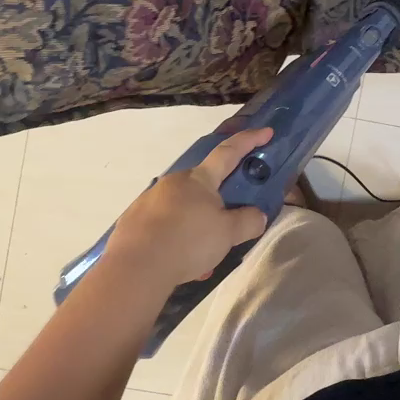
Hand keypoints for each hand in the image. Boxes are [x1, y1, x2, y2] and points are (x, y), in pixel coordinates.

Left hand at [102, 127, 273, 292]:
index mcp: (199, 179)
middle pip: (204, 184)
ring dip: (197, 225)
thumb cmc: (188, 242)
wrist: (135, 268)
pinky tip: (180, 261)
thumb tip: (258, 215)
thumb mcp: (228, 234)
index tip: (265, 132)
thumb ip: (247, 222)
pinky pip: (164, 224)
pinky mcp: (134, 220)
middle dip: (218, 200)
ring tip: (203, 255)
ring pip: (183, 208)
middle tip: (229, 223)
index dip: (249, 140)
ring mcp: (150, 199)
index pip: (229, 152)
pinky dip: (177, 237)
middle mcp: (173, 182)